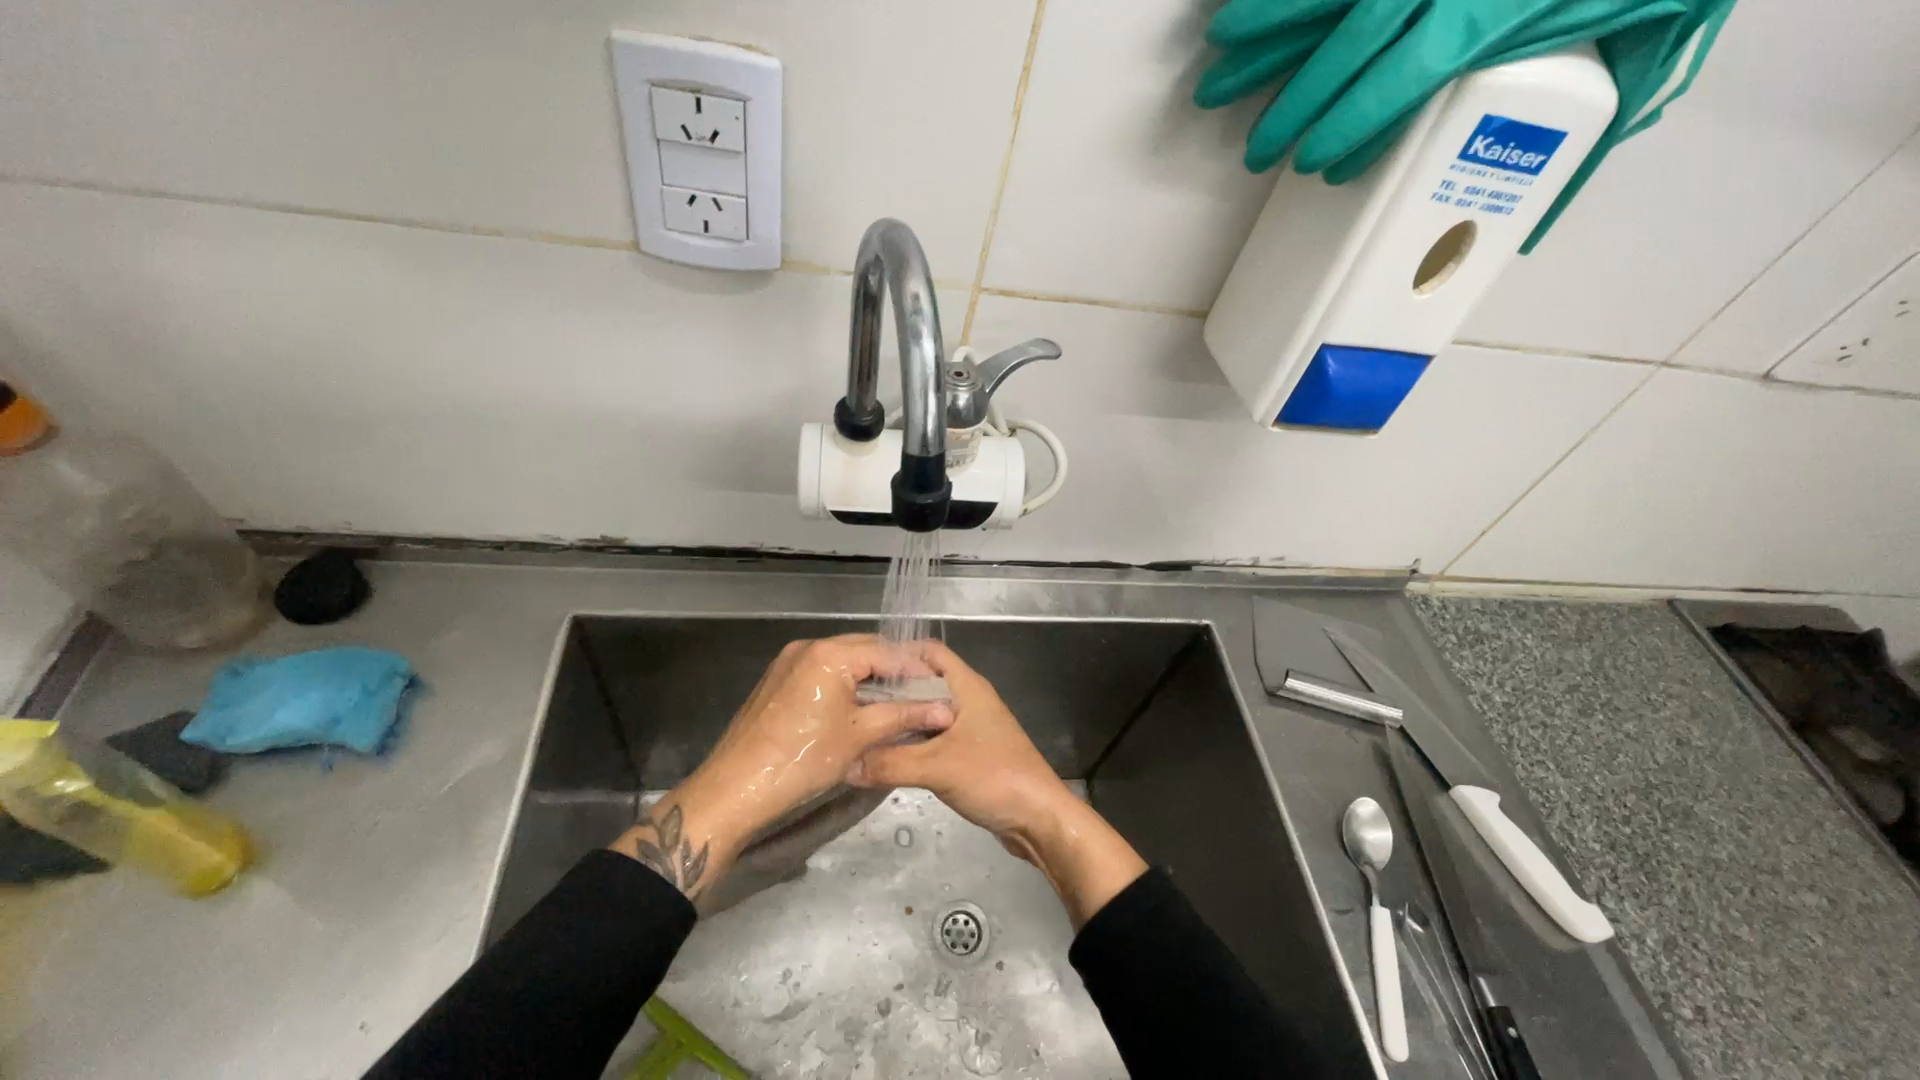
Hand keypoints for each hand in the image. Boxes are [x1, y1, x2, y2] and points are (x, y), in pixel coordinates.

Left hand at [610, 635, 952, 898]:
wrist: (736, 789)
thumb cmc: (803, 760)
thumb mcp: (860, 737)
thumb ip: (905, 715)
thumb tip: (948, 710)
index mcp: (829, 653)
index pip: (887, 652)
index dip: (917, 672)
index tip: (942, 692)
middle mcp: (807, 648)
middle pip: (864, 652)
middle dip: (895, 674)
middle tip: (923, 699)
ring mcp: (788, 664)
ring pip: (843, 664)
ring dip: (871, 682)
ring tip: (898, 707)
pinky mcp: (778, 683)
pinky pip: (823, 676)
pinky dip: (846, 689)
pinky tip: (861, 713)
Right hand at [847, 641, 1146, 925]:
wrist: (1039, 819)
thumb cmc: (995, 778)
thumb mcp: (937, 767)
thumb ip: (889, 762)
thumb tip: (845, 762)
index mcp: (967, 687)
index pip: (929, 652)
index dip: (897, 654)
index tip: (862, 668)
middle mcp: (969, 701)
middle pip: (923, 684)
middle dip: (890, 691)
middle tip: (851, 702)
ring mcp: (970, 729)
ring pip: (927, 715)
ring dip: (899, 720)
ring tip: (860, 729)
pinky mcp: (969, 755)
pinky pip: (933, 740)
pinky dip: (911, 744)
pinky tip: (885, 757)